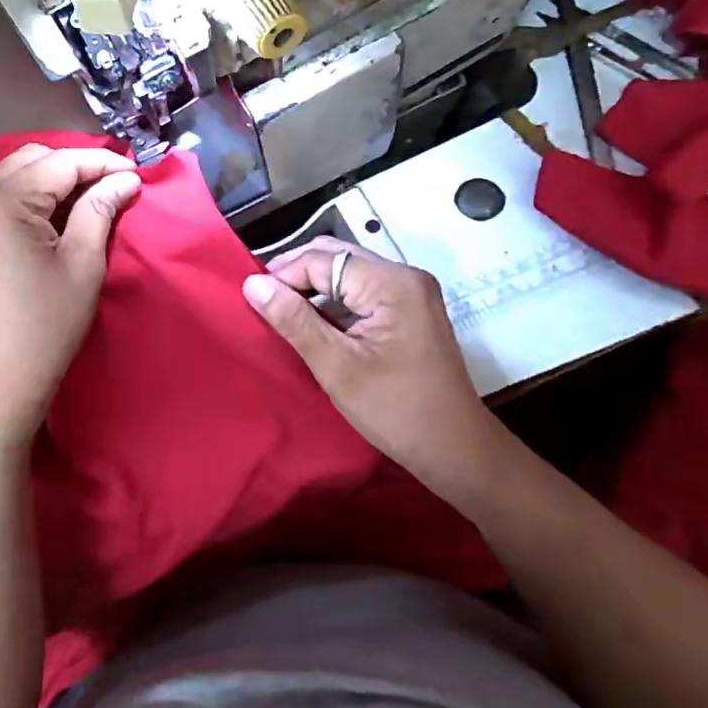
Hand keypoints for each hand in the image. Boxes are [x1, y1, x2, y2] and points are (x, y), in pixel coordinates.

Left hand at [0, 144, 142, 443]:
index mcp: (0, 201)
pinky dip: (31, 196)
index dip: (102, 163)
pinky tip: (59, 214)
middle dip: (77, 166)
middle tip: (116, 186)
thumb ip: (101, 209)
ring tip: (93, 199)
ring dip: (54, 179)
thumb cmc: (45, 327)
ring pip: (15, 173)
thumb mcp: (83, 264)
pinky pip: (0, 195)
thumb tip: (125, 179)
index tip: (138, 174)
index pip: (60, 163)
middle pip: (33, 159)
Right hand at [243, 239, 501, 492]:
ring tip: (281, 312)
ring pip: (347, 272)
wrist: (456, 449)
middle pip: (337, 257)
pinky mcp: (409, 310)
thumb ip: (294, 320)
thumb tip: (252, 284)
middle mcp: (405, 276)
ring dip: (313, 288)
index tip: (252, 299)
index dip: (283, 275)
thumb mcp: (337, 367)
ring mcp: (410, 292)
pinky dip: (333, 301)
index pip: (323, 259)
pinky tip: (311, 322)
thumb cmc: (396, 411)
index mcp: (393, 283)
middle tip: (262, 301)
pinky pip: (361, 291)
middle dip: (296, 275)